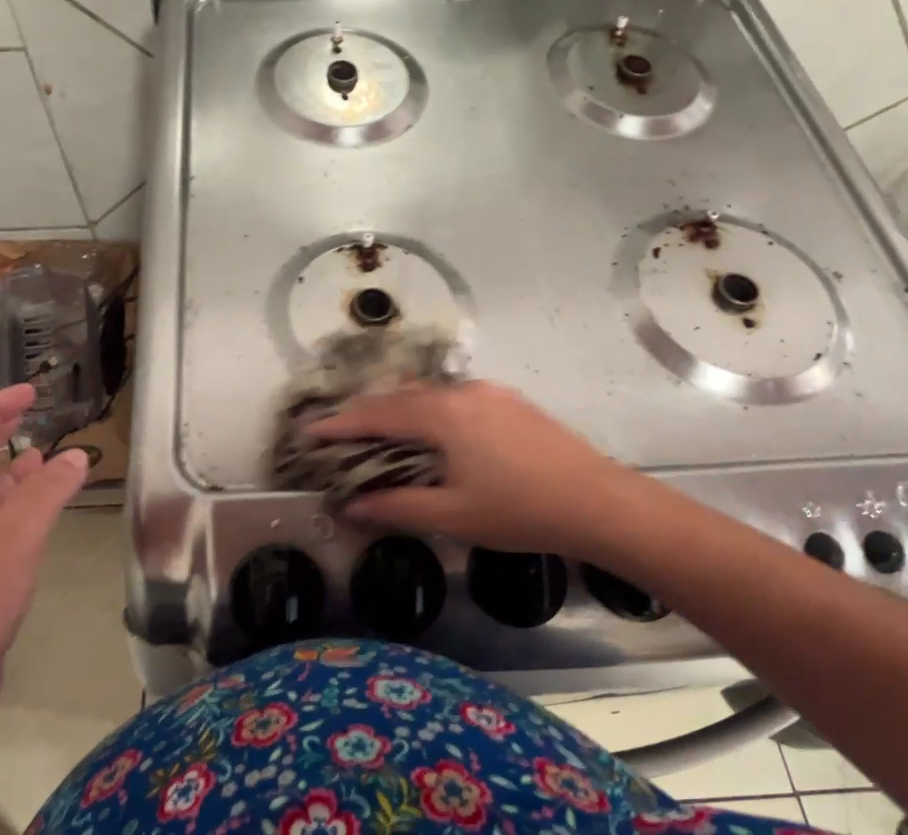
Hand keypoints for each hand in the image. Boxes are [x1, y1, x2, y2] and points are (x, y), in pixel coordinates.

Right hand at [309, 381, 631, 554]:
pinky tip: (430, 433)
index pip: (377, 414)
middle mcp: (462, 393)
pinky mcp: (511, 403)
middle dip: (365, 413)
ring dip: (398, 410)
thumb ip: (396, 506)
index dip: (340, 424)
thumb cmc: (520, 511)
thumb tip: (350, 505)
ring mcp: (490, 394)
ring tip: (376, 432)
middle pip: (400, 396)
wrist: (599, 501)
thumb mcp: (452, 515)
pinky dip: (428, 412)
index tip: (309, 432)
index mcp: (442, 415)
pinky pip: (454, 399)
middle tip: (337, 433)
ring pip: (429, 395)